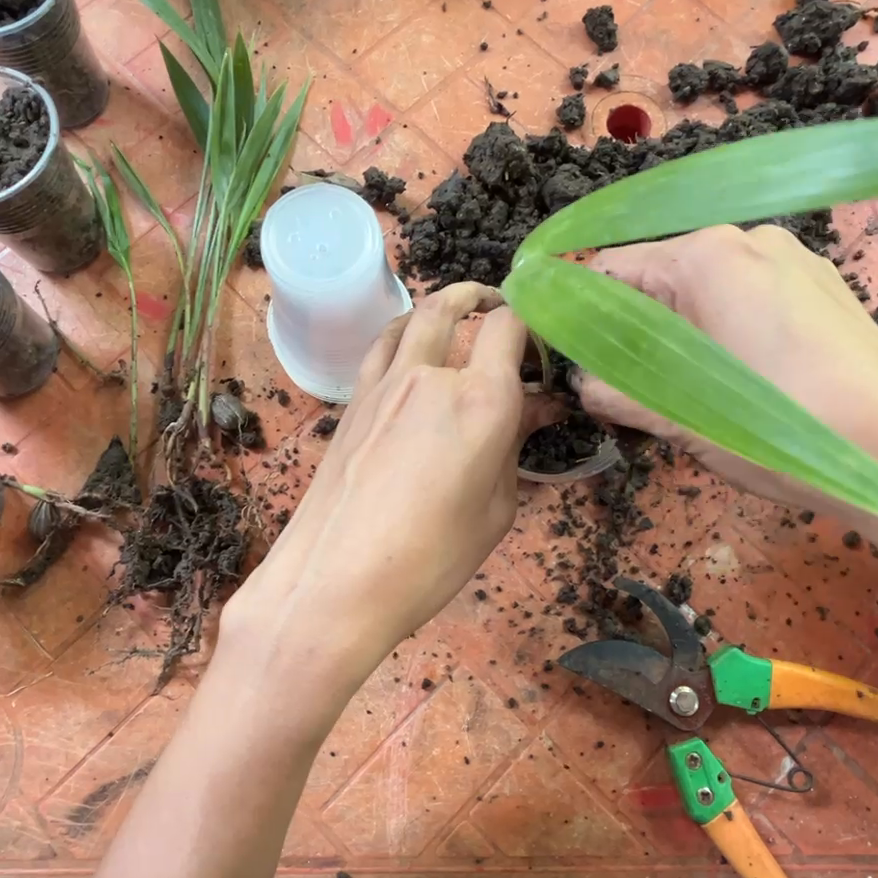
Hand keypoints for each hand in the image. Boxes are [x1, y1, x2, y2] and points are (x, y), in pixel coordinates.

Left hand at [222, 282, 547, 687]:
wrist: (337, 580)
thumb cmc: (432, 558)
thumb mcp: (495, 510)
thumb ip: (514, 449)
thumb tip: (532, 410)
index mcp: (480, 401)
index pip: (508, 328)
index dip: (530, 323)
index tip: (540, 344)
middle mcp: (431, 376)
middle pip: (453, 307)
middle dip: (480, 297)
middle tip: (498, 305)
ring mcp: (384, 384)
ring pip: (412, 318)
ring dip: (438, 307)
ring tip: (455, 313)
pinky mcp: (353, 400)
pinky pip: (381, 347)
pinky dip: (402, 333)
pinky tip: (408, 350)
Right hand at [574, 225, 877, 566]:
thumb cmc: (785, 428)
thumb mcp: (684, 419)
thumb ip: (620, 394)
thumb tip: (584, 385)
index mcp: (707, 256)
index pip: (611, 268)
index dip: (581, 312)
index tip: (570, 357)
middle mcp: (749, 240)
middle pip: (658, 275)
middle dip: (631, 327)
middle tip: (623, 388)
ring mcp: (792, 261)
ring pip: (703, 290)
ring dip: (677, 333)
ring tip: (682, 392)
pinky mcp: (821, 289)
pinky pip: (745, 298)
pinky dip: (720, 331)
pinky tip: (734, 381)